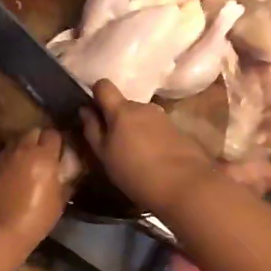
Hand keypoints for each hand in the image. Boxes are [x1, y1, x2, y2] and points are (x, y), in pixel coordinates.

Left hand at [0, 128, 80, 242]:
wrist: (0, 229)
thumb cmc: (36, 217)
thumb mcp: (60, 200)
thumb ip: (65, 179)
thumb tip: (67, 169)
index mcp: (44, 156)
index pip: (53, 134)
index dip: (58, 142)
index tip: (61, 153)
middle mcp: (23, 149)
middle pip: (34, 131)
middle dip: (41, 139)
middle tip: (45, 155)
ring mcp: (5, 155)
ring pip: (18, 140)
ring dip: (25, 146)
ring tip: (29, 162)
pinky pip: (6, 152)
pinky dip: (13, 156)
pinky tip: (15, 172)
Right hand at [78, 80, 217, 213]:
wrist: (185, 185)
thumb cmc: (136, 172)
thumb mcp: (104, 155)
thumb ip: (93, 130)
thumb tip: (85, 109)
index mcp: (121, 110)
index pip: (104, 86)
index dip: (96, 94)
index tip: (93, 111)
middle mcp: (143, 107)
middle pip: (124, 105)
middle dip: (117, 118)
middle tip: (113, 143)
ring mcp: (163, 117)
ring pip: (141, 117)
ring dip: (135, 130)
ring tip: (134, 154)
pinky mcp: (178, 130)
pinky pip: (156, 128)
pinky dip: (150, 138)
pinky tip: (152, 159)